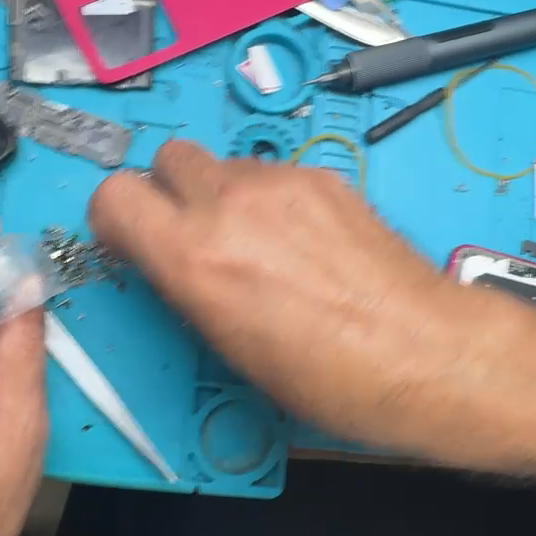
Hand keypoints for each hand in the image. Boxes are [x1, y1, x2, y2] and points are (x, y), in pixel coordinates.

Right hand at [89, 139, 514, 454]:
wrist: (423, 352)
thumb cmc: (330, 377)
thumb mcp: (230, 347)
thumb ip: (187, 285)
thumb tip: (172, 261)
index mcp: (195, 256)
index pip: (113, 195)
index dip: (117, 218)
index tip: (133, 239)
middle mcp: (232, 205)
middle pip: (167, 158)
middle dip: (169, 193)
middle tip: (193, 233)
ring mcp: (282, 183)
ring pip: (224, 164)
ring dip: (222, 194)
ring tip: (257, 242)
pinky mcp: (324, 178)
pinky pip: (273, 172)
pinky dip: (270, 197)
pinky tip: (302, 240)